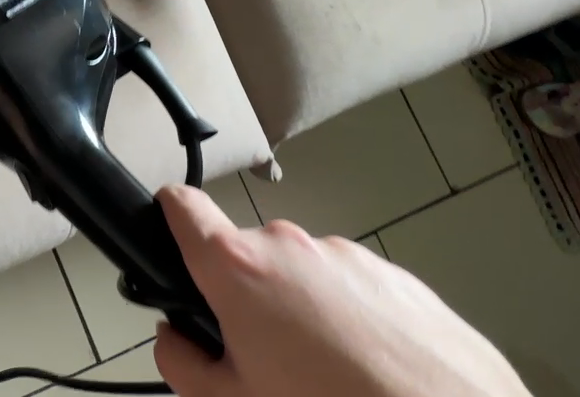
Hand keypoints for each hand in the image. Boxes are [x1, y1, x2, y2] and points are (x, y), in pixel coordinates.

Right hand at [153, 185, 529, 396]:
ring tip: (340, 377)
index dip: (169, 219)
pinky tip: (384, 377)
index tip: (179, 249)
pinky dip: (362, 324)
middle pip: (248, 255)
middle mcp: (289, 246)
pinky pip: (362, 293)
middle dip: (252, 297)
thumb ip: (180, 361)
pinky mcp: (409, 283)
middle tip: (273, 358)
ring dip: (309, 310)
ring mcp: (353, 260)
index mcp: (237, 266)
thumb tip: (174, 337)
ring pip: (307, 276)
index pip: (180, 203)